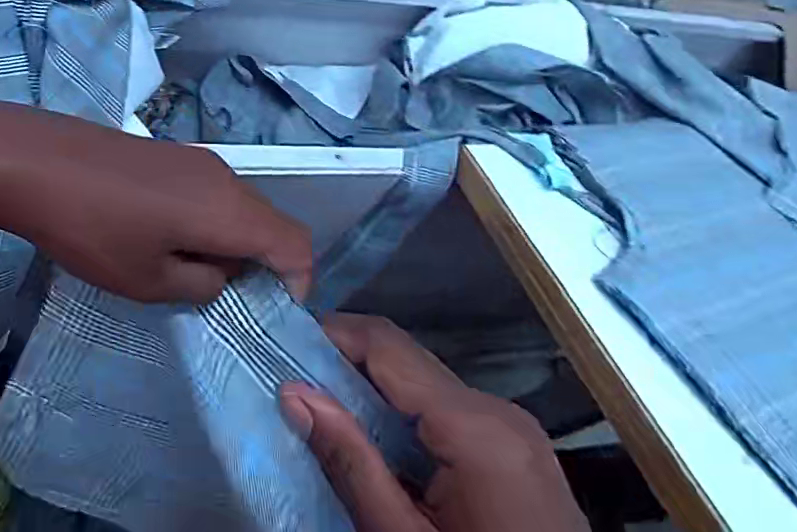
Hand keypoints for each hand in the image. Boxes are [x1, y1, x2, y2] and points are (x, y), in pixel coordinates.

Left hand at [0, 101, 312, 303]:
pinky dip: (199, 217)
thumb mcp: (147, 279)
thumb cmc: (91, 228)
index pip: (296, 244)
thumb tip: (222, 273)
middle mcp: (221, 174)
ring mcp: (190, 155)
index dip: (296, 284)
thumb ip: (202, 284)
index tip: (263, 311)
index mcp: (229, 208)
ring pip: (233, 204)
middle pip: (266, 221)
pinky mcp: (162, 150)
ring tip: (178, 267)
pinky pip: (203, 188)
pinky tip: (153, 232)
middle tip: (216, 295)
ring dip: (225, 240)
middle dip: (257, 264)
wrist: (31, 159)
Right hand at [279, 315, 586, 531]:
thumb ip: (350, 462)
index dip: (328, 334)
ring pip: (419, 381)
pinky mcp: (516, 451)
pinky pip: (443, 410)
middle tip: (292, 383)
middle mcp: (497, 410)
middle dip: (343, 365)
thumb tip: (293, 392)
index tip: (280, 347)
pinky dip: (401, 415)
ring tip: (323, 413)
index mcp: (475, 426)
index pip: (384, 343)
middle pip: (401, 358)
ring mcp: (513, 430)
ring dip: (369, 391)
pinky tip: (373, 442)